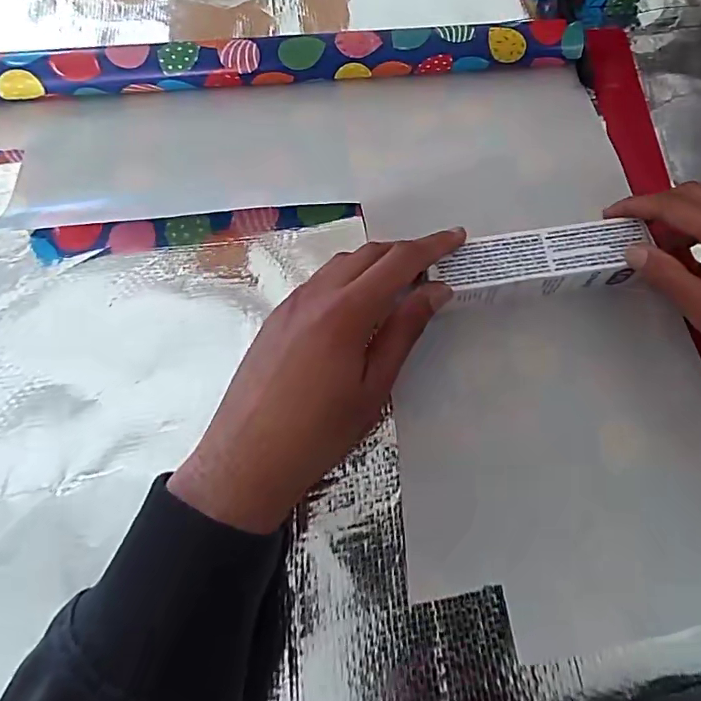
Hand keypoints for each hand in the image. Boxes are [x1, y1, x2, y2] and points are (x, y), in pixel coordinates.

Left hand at [167, 229, 464, 532]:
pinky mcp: (278, 317)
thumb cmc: (319, 433)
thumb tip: (435, 291)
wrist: (244, 463)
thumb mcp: (375, 385)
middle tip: (436, 265)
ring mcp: (292, 304)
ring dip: (377, 262)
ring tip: (402, 283)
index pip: (398, 262)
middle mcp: (316, 296)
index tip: (456, 237)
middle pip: (370, 253)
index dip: (432, 246)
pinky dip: (350, 276)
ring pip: (343, 263)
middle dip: (407, 251)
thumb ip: (405, 330)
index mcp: (345, 312)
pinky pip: (321, 280)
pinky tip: (361, 303)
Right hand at [607, 184, 700, 500]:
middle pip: (696, 198)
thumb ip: (673, 281)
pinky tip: (699, 276)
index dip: (639, 206)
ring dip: (681, 226)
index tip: (609, 216)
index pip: (677, 206)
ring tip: (659, 259)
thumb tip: (634, 251)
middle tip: (630, 234)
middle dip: (658, 209)